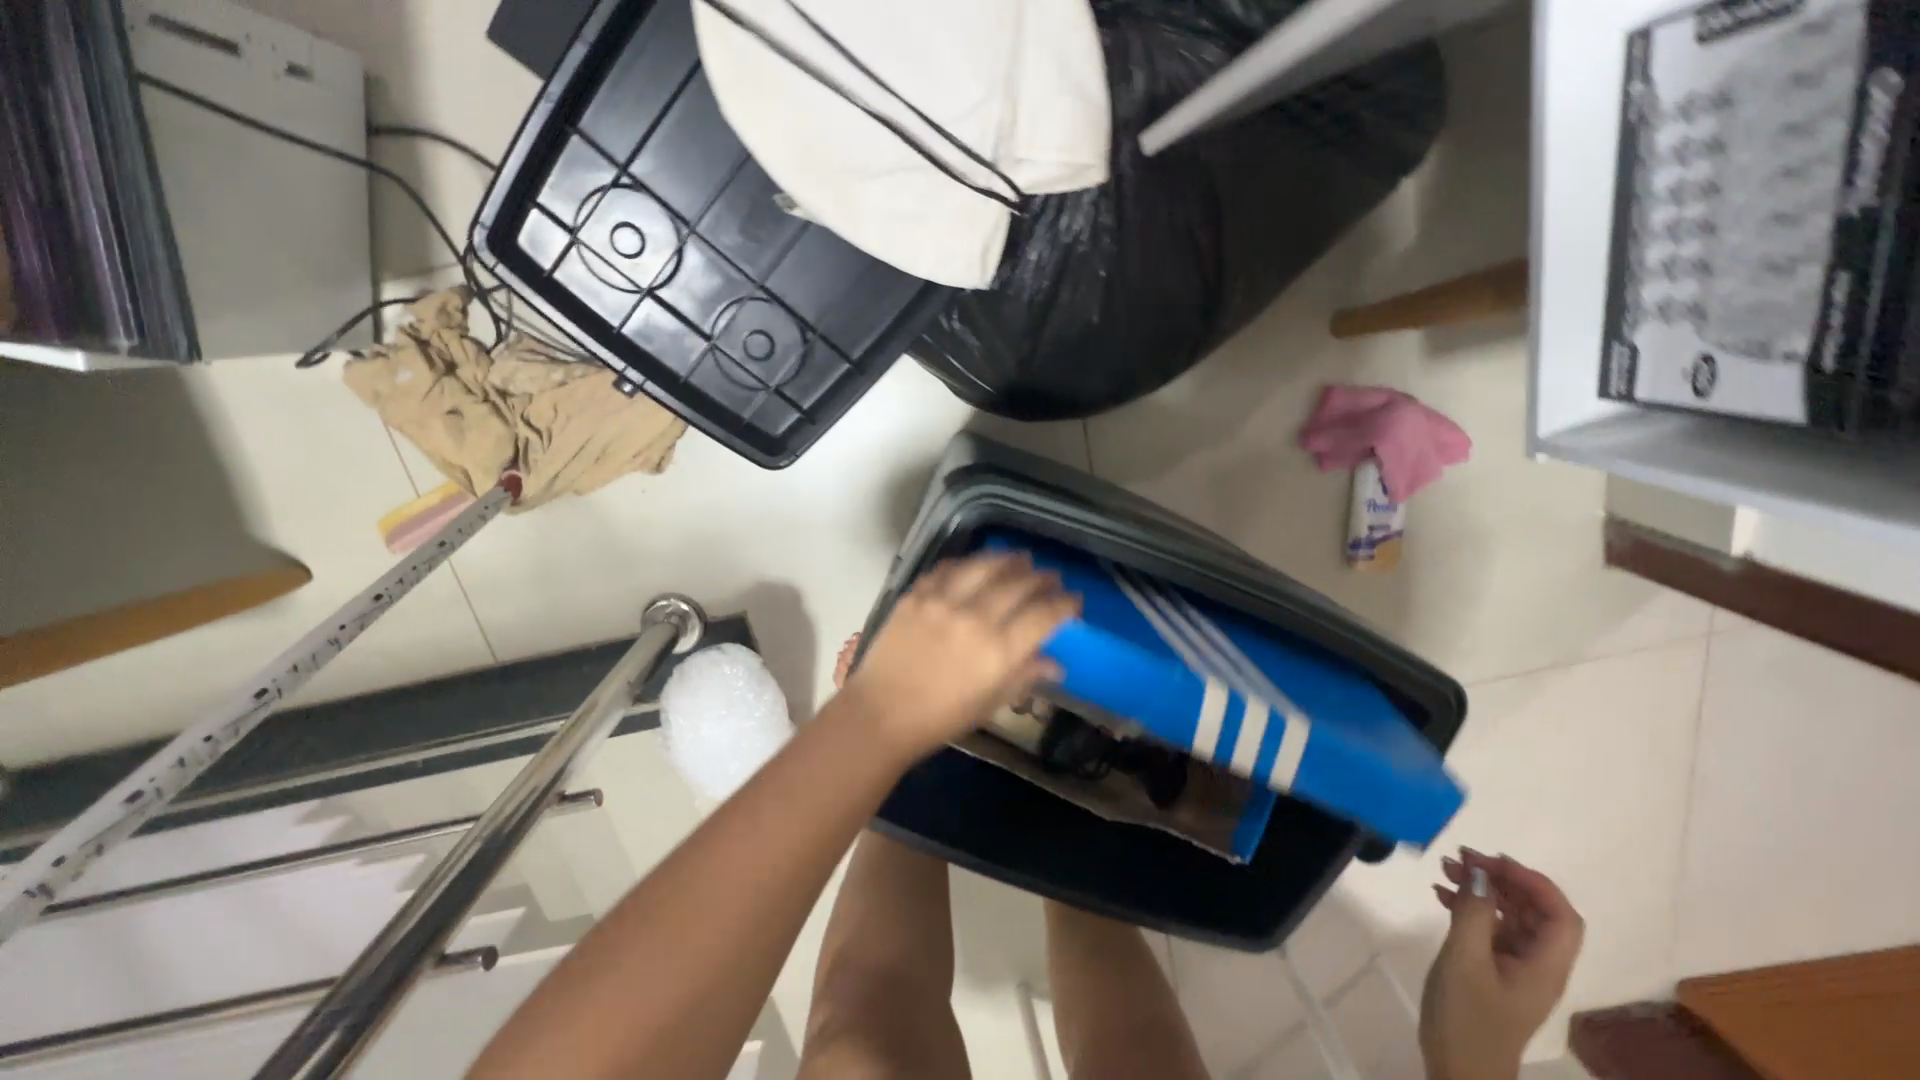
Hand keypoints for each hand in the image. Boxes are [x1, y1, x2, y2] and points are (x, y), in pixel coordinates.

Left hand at [840, 552, 1078, 760]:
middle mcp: (975, 618)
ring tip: (1020, 559)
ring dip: (1008, 561)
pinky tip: (975, 565)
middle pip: (1019, 584)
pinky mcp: (916, 595)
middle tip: (1051, 577)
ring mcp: (942, 601)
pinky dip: (967, 564)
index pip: (1044, 615)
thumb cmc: (941, 718)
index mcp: (1000, 651)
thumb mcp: (991, 703)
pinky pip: (948, 569)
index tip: (1073, 600)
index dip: (1065, 604)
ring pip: (985, 566)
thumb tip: (1056, 664)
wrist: (881, 714)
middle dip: (1041, 578)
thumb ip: (1024, 676)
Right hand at [1420, 849, 1584, 1079]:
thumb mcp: (1463, 960)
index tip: (1492, 861)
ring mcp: (1516, 970)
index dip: (1532, 882)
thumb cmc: (1467, 1018)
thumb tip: (1478, 874)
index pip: (1560, 914)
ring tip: (1445, 869)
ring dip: (1482, 890)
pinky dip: (1469, 909)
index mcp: (1546, 965)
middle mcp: (1539, 965)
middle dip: (1502, 879)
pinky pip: (1490, 930)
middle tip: (1462, 858)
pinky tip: (1440, 896)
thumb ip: (1472, 913)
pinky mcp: (1494, 974)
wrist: (1460, 1072)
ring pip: (1509, 917)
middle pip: (1535, 911)